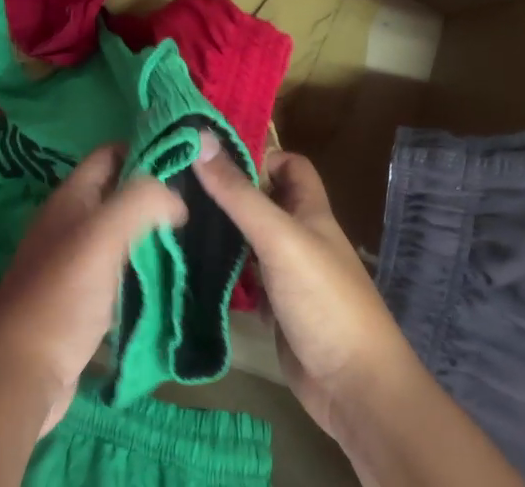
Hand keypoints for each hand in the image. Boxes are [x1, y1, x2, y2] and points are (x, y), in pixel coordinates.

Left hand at [0, 143, 186, 433]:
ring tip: (196, 238)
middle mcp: (68, 223)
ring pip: (120, 233)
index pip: (109, 154)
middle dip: (155, 193)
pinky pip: (119, 270)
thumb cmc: (62, 294)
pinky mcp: (80, 298)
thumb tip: (176, 198)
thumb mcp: (103, 235)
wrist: (24, 369)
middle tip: (201, 203)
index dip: (145, 149)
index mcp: (69, 198)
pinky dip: (143, 268)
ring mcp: (72, 261)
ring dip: (152, 233)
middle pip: (116, 193)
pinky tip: (171, 277)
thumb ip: (141, 202)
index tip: (189, 160)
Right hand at [191, 134, 401, 434]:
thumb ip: (239, 194)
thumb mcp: (279, 238)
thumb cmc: (324, 300)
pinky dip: (220, 269)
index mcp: (310, 211)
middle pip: (261, 200)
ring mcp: (286, 273)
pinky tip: (188, 264)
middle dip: (226, 190)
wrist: (353, 386)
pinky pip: (242, 276)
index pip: (288, 164)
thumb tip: (200, 138)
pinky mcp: (273, 306)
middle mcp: (299, 236)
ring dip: (218, 230)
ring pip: (247, 238)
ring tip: (171, 217)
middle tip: (176, 183)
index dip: (257, 154)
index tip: (211, 154)